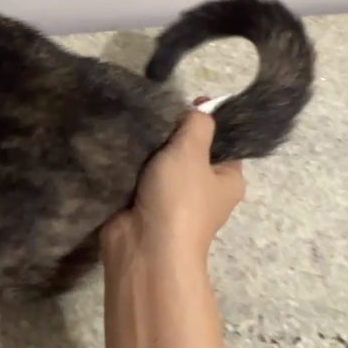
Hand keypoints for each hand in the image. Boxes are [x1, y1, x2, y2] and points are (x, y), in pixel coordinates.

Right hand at [102, 110, 245, 266]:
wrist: (144, 246)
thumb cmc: (179, 199)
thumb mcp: (192, 152)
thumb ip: (196, 125)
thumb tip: (197, 110)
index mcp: (228, 180)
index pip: (224, 142)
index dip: (208, 120)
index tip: (186, 100)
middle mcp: (204, 191)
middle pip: (190, 150)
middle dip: (171, 133)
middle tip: (154, 109)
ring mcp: (172, 200)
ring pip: (161, 163)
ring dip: (147, 148)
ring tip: (133, 123)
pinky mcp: (143, 205)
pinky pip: (138, 176)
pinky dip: (130, 164)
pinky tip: (119, 144)